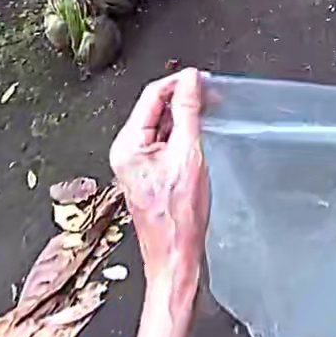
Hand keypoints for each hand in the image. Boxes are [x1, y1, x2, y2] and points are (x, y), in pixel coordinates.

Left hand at [110, 68, 209, 336]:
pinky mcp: (149, 172)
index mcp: (128, 145)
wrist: (177, 259)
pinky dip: (181, 130)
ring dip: (182, 112)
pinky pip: (164, 139)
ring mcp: (137, 162)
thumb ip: (188, 112)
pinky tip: (199, 131)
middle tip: (208, 90)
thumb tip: (190, 80)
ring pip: (160, 123)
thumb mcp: (189, 155)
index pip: (151, 95)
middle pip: (154, 107)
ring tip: (207, 107)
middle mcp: (127, 151)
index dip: (177, 81)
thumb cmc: (179, 218)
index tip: (200, 77)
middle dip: (181, 95)